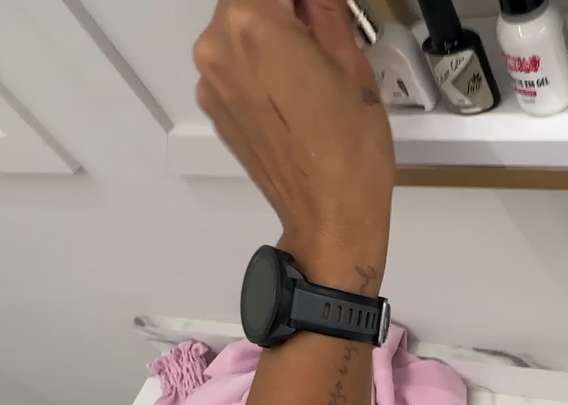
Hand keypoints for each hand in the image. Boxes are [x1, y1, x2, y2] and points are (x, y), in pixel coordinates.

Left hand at [195, 0, 394, 293]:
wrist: (332, 220)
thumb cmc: (349, 157)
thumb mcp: (354, 67)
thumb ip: (325, 12)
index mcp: (254, 24)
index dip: (305, 2)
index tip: (321, 12)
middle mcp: (219, 46)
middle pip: (250, 1)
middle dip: (286, 13)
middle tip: (323, 38)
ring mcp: (213, 81)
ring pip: (240, 33)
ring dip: (272, 40)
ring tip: (313, 78)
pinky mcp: (217, 109)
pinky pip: (235, 68)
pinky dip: (261, 71)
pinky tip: (296, 102)